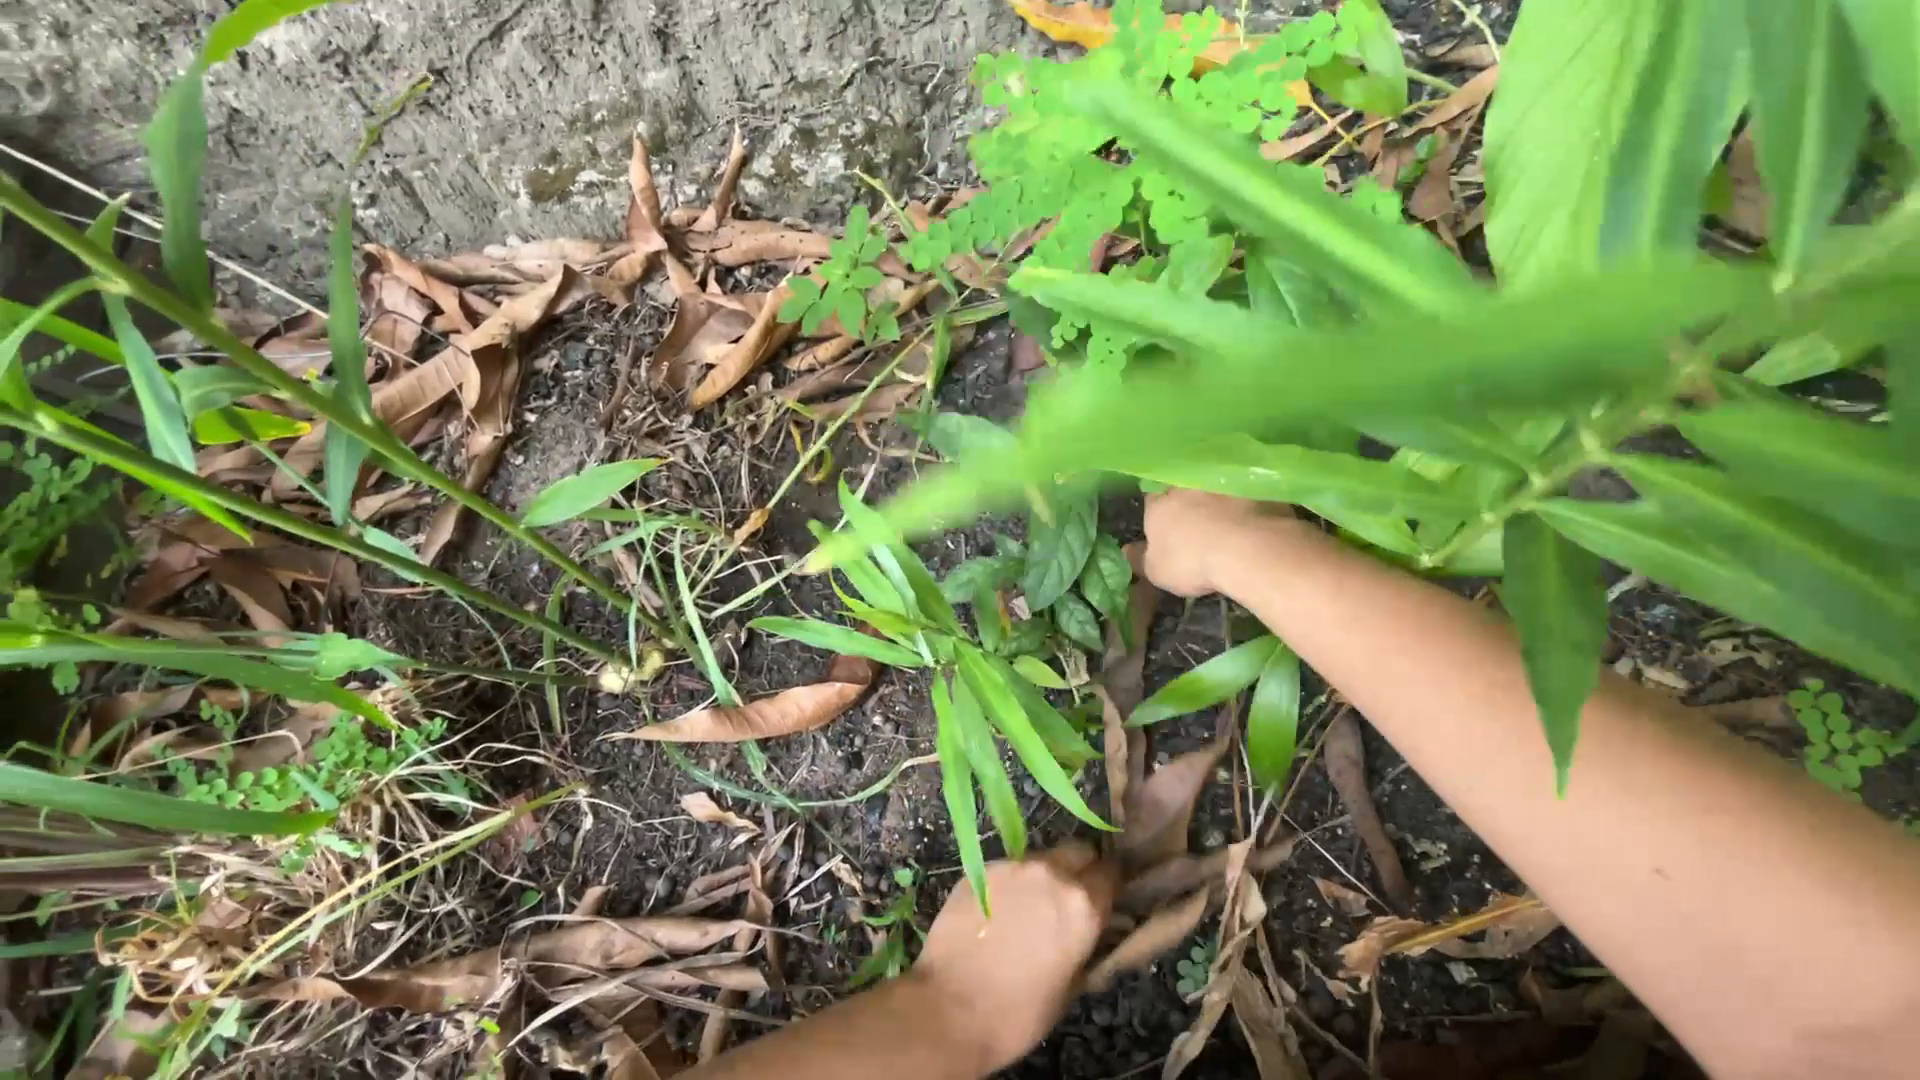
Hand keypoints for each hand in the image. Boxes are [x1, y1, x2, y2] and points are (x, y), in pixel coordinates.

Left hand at [910, 845, 1116, 1071]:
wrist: (951, 1009)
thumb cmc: (1019, 1013)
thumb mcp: (1070, 986)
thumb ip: (1086, 946)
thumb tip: (1091, 931)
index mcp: (1082, 905)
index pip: (1111, 872)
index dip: (1110, 882)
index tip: (1106, 894)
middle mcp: (1051, 873)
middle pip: (1077, 851)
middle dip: (1079, 868)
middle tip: (1067, 897)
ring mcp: (1012, 867)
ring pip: (1039, 858)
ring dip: (1042, 876)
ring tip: (1027, 907)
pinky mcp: (978, 869)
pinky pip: (1006, 869)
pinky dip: (1009, 884)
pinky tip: (997, 912)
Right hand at [1143, 489, 1293, 596]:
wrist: (1246, 547)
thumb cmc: (1191, 561)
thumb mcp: (1157, 571)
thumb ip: (1140, 559)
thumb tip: (1125, 551)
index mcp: (1158, 504)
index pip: (1150, 501)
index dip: (1157, 513)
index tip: (1164, 526)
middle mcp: (1184, 485)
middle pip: (1181, 490)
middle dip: (1187, 503)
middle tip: (1197, 523)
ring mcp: (1219, 482)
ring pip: (1212, 487)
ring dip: (1216, 500)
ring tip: (1226, 520)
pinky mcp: (1251, 485)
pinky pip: (1244, 492)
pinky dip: (1245, 504)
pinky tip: (1252, 519)